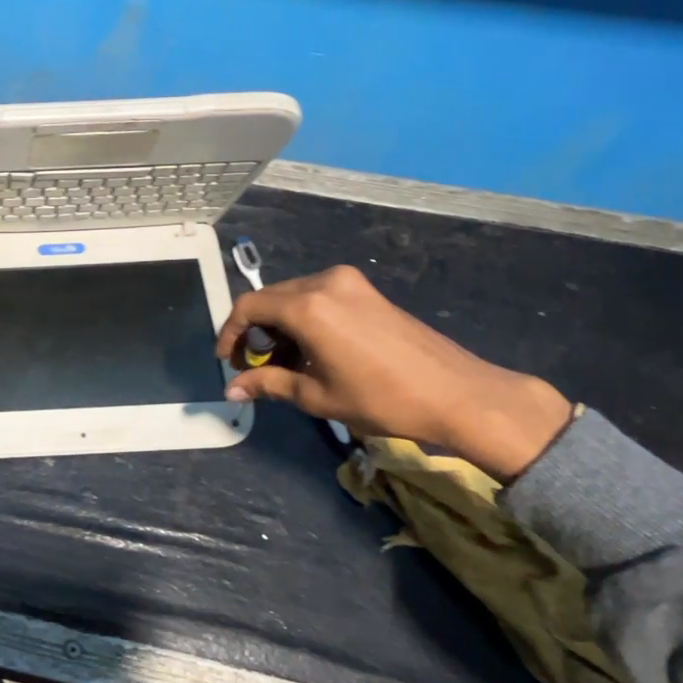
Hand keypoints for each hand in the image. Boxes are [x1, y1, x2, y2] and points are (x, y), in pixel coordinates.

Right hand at [216, 266, 572, 480]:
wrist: (455, 393)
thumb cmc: (381, 399)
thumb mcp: (316, 396)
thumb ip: (268, 384)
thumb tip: (231, 390)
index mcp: (307, 307)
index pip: (248, 307)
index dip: (230, 333)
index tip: (227, 361)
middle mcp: (324, 283)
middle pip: (269, 298)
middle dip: (254, 331)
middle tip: (251, 366)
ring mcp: (349, 283)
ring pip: (292, 297)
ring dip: (278, 326)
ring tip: (281, 364)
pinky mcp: (366, 291)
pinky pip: (318, 298)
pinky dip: (302, 320)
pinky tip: (309, 351)